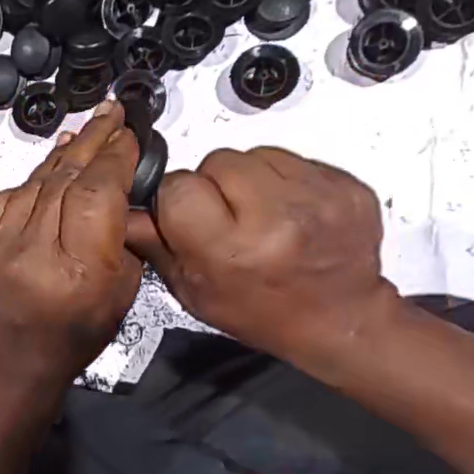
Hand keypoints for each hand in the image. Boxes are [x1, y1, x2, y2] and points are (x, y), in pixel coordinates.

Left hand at [0, 101, 143, 382]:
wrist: (27, 352)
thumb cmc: (80, 326)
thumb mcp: (124, 287)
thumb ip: (123, 232)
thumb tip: (117, 179)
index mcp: (78, 271)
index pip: (96, 193)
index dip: (113, 157)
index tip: (127, 137)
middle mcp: (34, 255)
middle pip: (65, 179)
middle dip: (93, 140)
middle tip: (110, 115)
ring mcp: (1, 248)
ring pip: (37, 181)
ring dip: (65, 152)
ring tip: (87, 131)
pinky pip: (12, 194)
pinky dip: (36, 175)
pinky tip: (53, 160)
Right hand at [126, 148, 397, 364]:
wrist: (339, 319)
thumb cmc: (263, 313)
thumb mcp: (196, 293)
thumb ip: (158, 247)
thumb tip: (128, 214)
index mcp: (232, 250)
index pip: (179, 186)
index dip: (177, 201)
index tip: (188, 219)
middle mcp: (276, 217)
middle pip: (217, 161)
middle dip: (213, 185)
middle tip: (228, 219)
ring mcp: (316, 197)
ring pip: (255, 154)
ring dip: (249, 178)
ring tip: (260, 214)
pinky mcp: (345, 184)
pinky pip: (294, 159)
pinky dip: (284, 180)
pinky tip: (289, 212)